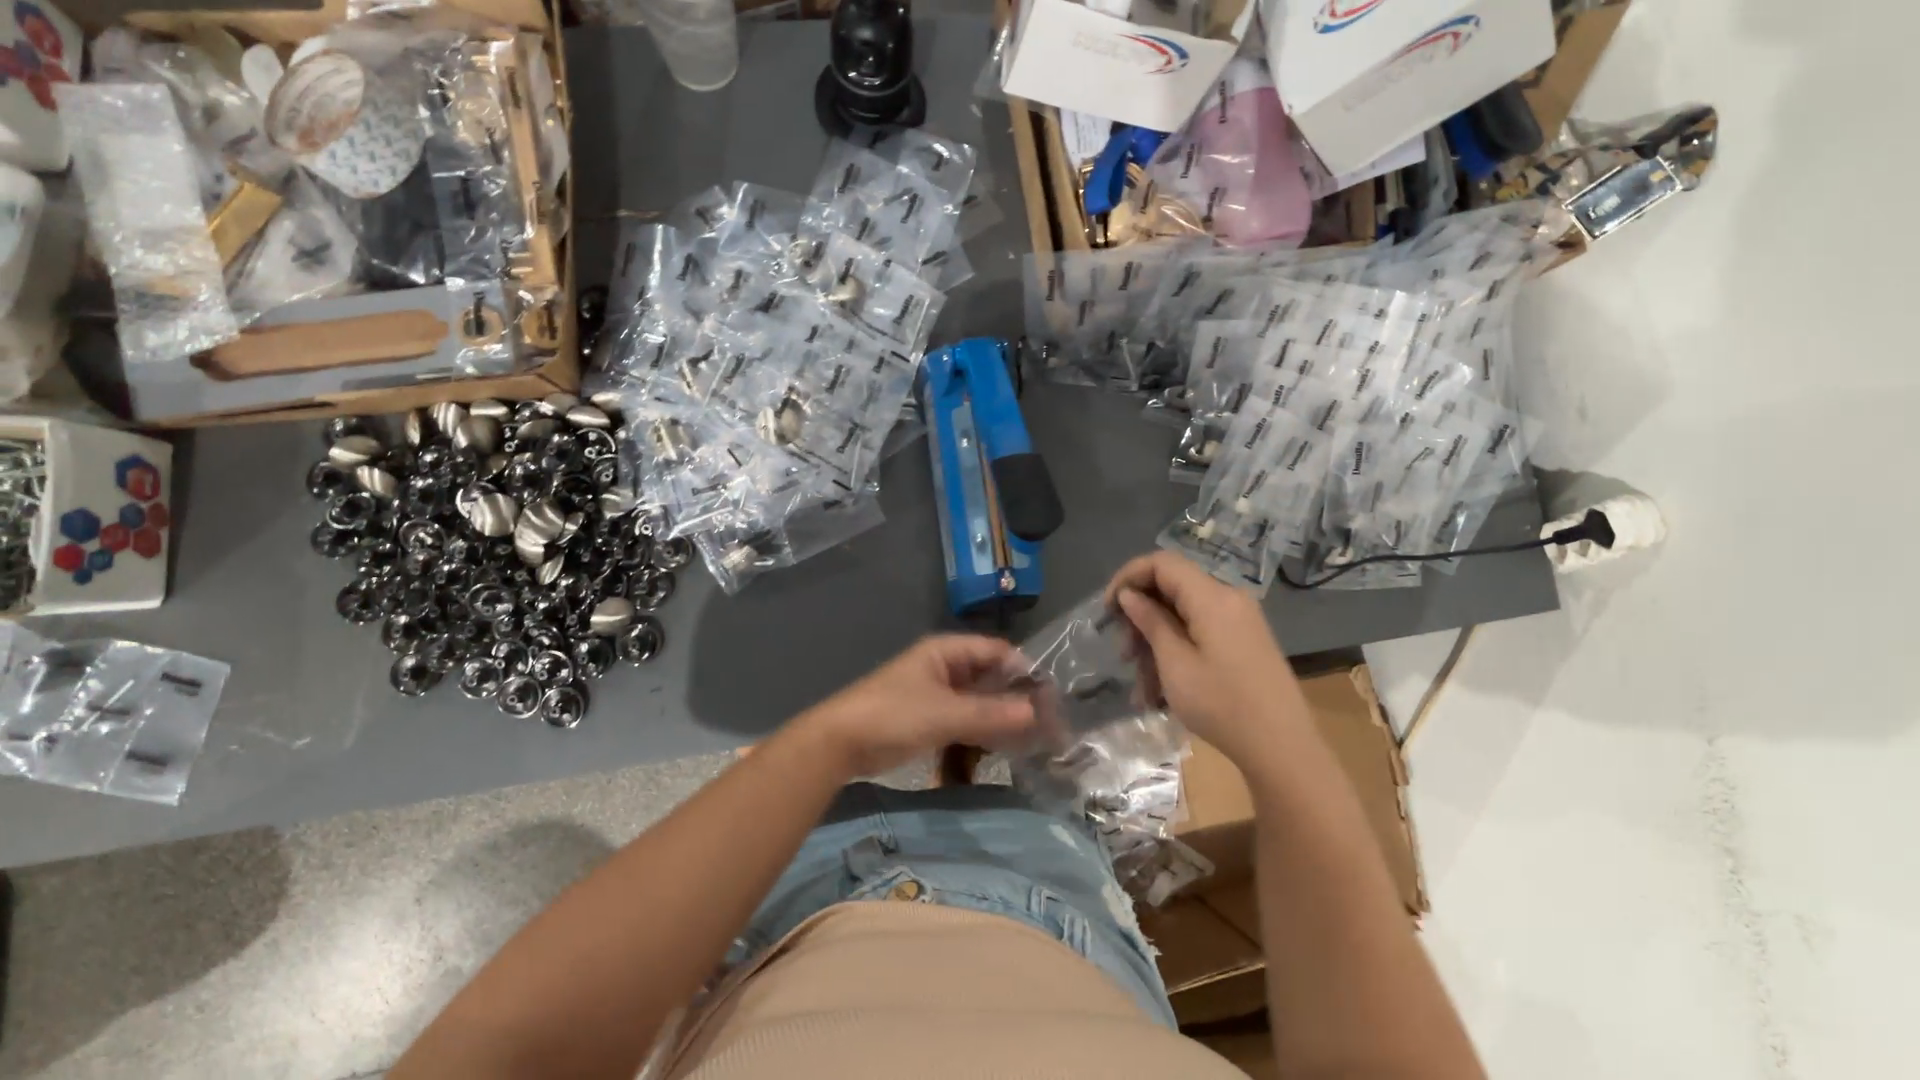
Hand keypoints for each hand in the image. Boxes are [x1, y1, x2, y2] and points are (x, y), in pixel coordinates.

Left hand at [797, 635, 1037, 777]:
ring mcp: (936, 694)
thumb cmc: (892, 716)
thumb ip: (991, 713)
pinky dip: (982, 732)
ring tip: (1034, 742)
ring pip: (979, 702)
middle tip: (1048, 727)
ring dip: (1002, 719)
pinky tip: (1003, 750)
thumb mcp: (945, 713)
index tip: (1051, 700)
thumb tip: (1037, 714)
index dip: (1025, 673)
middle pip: (990, 678)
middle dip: (1017, 700)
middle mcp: (944, 667)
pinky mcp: (928, 720)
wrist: (839, 743)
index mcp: (946, 652)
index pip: (998, 652)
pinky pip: (965, 721)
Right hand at [1105, 552, 1305, 763]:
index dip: (1128, 577)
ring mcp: (1240, 621)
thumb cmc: (1222, 704)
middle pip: (1172, 590)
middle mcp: (1229, 599)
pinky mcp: (1244, 642)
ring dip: (1156, 645)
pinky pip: (1201, 634)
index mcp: (1212, 597)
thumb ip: (1150, 622)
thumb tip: (1129, 595)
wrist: (1281, 746)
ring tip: (1142, 689)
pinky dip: (1177, 654)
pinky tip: (1162, 692)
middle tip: (1123, 656)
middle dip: (1141, 619)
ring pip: (1184, 617)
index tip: (1107, 610)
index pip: (1162, 563)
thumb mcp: (1175, 664)